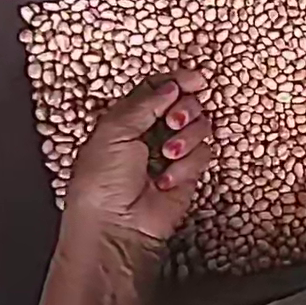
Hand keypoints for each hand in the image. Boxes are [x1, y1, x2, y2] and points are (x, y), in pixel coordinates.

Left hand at [62, 70, 212, 245]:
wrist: (118, 225)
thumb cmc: (102, 183)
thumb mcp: (113, 132)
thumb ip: (144, 104)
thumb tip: (172, 85)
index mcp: (127, 118)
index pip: (157, 90)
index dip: (176, 81)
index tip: (194, 79)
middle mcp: (153, 133)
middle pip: (185, 104)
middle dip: (185, 109)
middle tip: (175, 120)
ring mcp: (174, 153)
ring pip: (199, 128)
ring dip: (187, 138)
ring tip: (169, 153)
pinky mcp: (190, 173)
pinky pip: (204, 154)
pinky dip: (187, 165)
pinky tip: (166, 180)